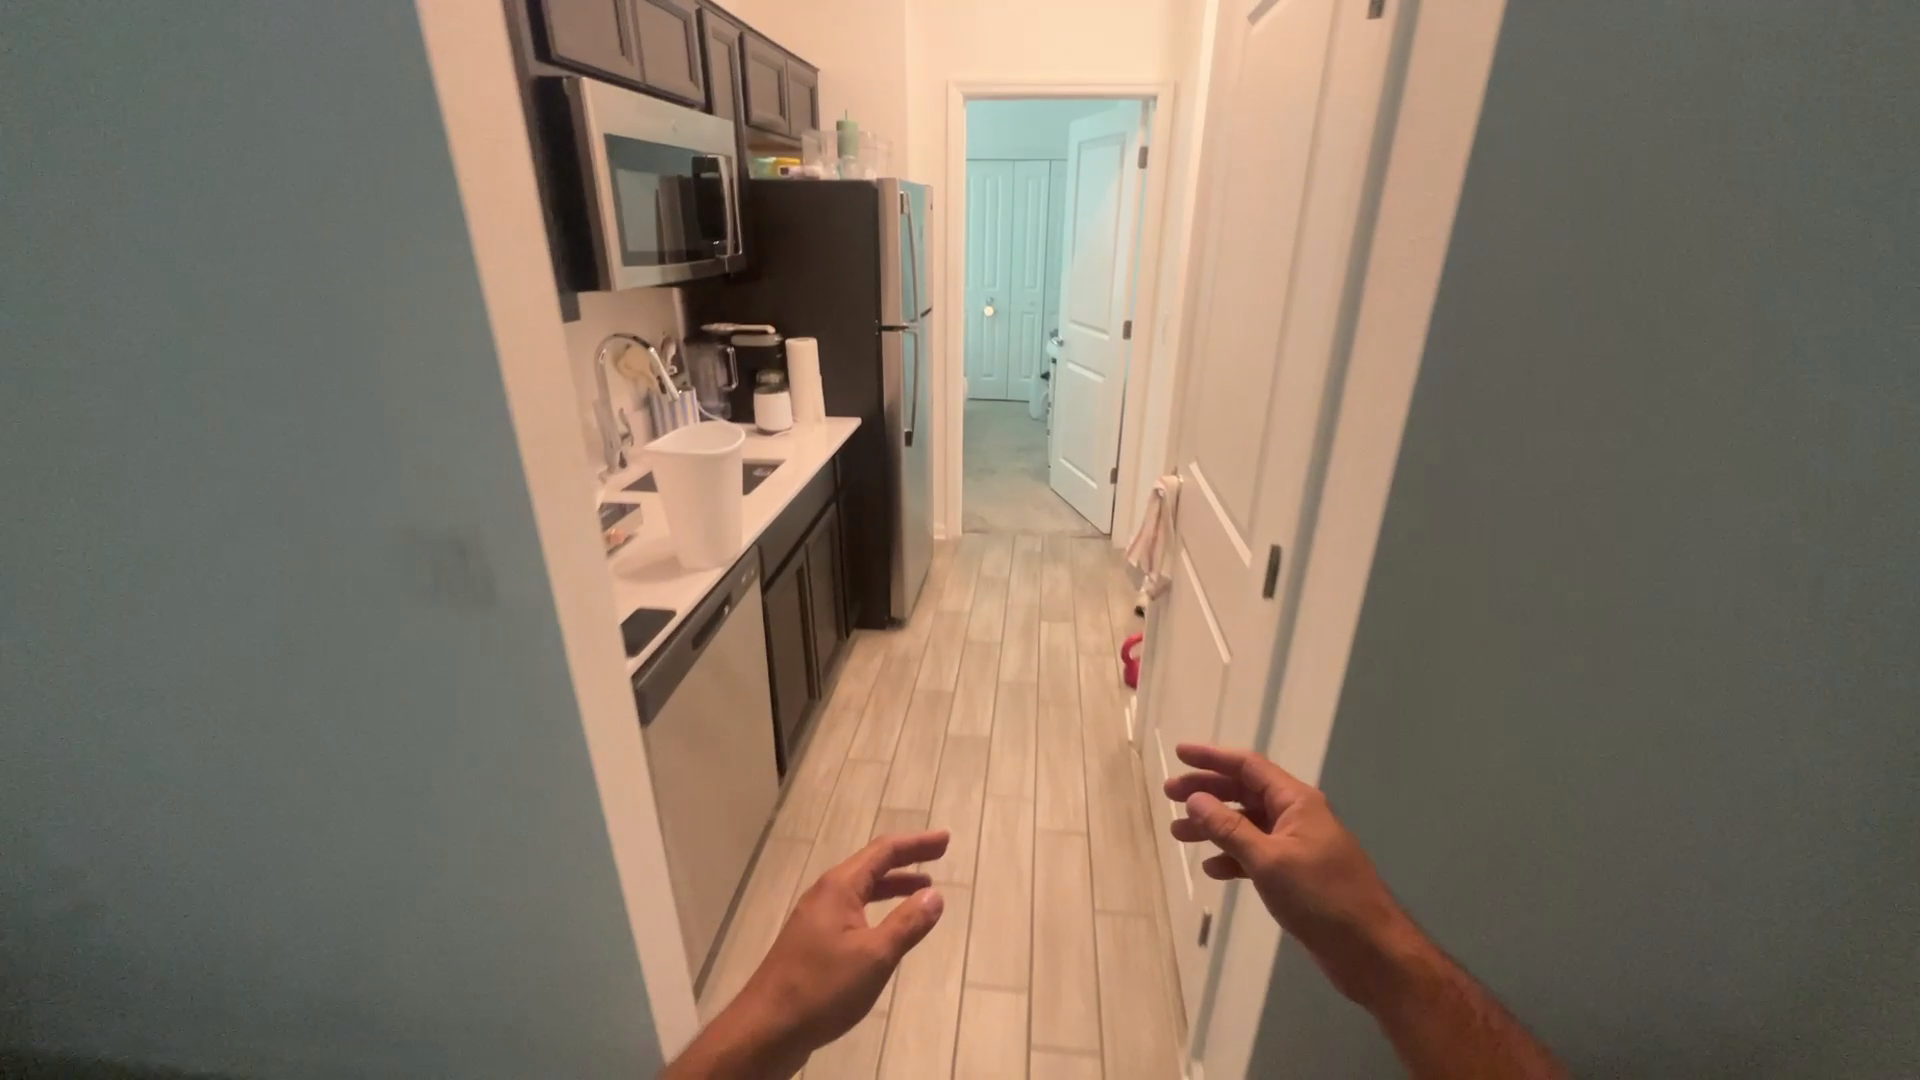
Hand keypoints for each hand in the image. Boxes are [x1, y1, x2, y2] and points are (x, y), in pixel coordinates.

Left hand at [745, 829, 949, 1048]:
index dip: (917, 843)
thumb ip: (907, 924)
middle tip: (940, 854)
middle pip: (872, 864)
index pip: (885, 851)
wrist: (765, 1029)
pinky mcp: (812, 941)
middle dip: (907, 858)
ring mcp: (816, 917)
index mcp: (840, 886)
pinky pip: (853, 909)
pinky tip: (887, 926)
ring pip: (862, 888)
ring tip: (923, 889)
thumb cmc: (821, 988)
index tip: (946, 840)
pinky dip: (877, 906)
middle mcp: (826, 892)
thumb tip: (935, 894)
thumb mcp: (874, 957)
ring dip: (893, 884)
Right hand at [1164, 744, 1413, 1005]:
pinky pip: (1256, 853)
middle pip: (1243, 792)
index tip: (1179, 754)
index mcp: (1295, 801)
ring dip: (1213, 826)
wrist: (1373, 953)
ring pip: (1246, 824)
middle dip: (1206, 791)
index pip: (1247, 766)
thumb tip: (1195, 799)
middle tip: (1169, 794)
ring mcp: (1297, 845)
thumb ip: (1228, 828)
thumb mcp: (1268, 860)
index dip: (1211, 757)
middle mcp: (1295, 816)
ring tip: (1178, 834)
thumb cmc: (1322, 897)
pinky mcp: (1296, 874)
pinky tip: (1213, 870)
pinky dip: (1232, 857)